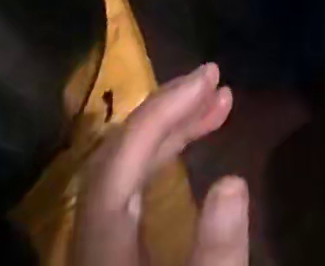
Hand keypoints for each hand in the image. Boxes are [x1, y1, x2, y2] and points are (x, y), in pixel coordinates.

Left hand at [72, 63, 247, 265]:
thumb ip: (215, 253)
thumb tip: (233, 181)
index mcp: (101, 234)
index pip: (127, 149)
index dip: (166, 106)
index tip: (210, 75)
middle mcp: (90, 226)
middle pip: (122, 149)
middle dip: (169, 108)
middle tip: (213, 80)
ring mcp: (96, 239)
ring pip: (126, 166)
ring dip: (170, 130)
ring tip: (215, 106)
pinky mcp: (108, 251)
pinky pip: (131, 186)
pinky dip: (162, 158)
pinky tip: (185, 148)